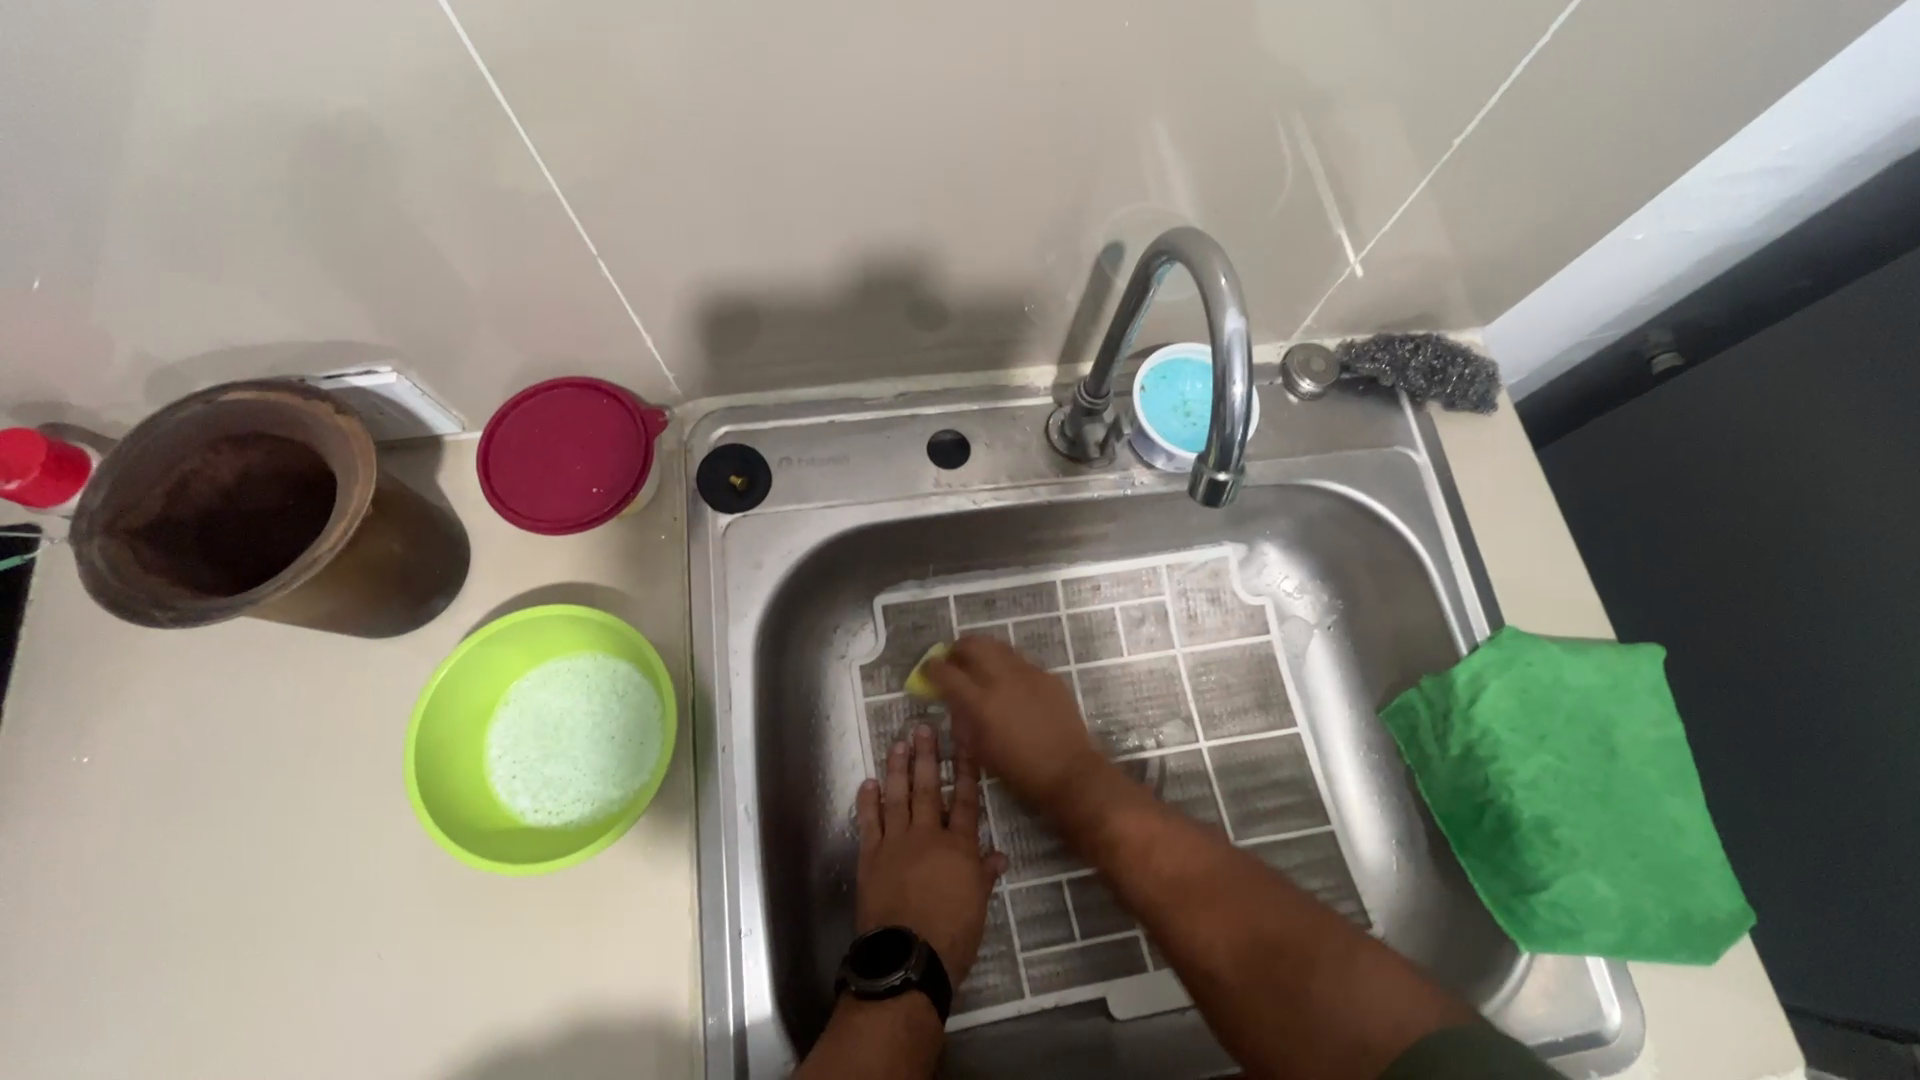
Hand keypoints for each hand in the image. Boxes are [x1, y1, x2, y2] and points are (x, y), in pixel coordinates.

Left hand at [855, 724, 1007, 985]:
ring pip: (897, 797)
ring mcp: (895, 844)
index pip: (964, 800)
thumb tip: (998, 855)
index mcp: (958, 847)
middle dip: (927, 756)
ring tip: (898, 743)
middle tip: (923, 728)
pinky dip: (868, 801)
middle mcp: (927, 836)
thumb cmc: (952, 935)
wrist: (907, 957)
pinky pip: (869, 822)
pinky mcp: (870, 857)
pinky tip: (869, 782)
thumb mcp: (978, 905)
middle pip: (927, 789)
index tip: (963, 741)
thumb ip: (984, 875)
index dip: (965, 769)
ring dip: (898, 769)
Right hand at [925, 637, 1108, 814]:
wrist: (1069, 771)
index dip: (932, 668)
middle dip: (957, 649)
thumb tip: (954, 702)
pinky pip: (1021, 662)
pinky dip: (1008, 666)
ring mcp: (1029, 673)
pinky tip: (1011, 684)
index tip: (927, 670)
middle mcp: (1003, 679)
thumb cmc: (1019, 770)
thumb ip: (963, 721)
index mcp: (981, 702)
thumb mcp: (979, 751)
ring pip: (999, 647)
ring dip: (983, 652)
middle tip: (954, 661)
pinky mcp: (1048, 676)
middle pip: (973, 645)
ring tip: (980, 666)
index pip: (947, 673)